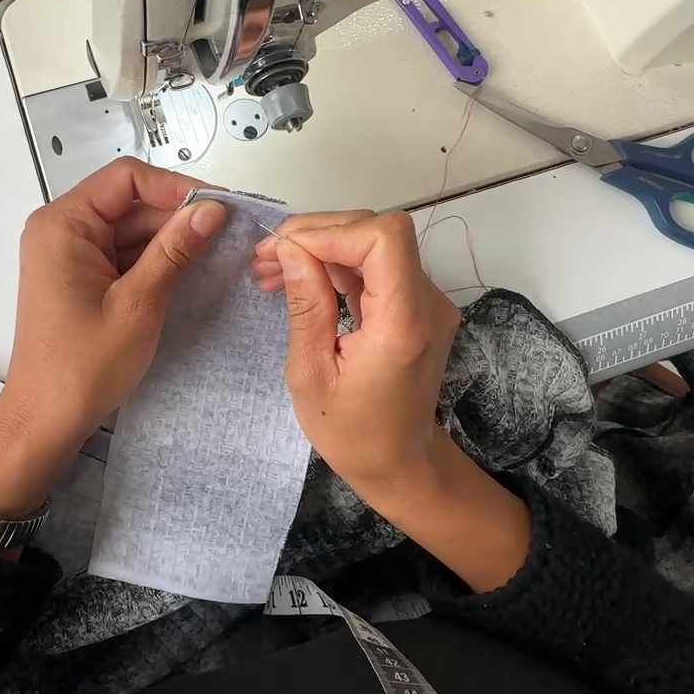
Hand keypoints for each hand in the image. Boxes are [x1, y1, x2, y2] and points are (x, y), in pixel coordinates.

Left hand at [0, 159, 226, 523]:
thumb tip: (212, 210)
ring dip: (170, 239)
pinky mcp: (82, 274)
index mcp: (62, 225)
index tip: (216, 208)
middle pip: (130, 200)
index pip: (126, 178)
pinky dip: (155, 258)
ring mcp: (71, 252)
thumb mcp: (137, 304)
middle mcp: (62, 229)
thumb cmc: (81, 367)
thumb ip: (175, 251)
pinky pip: (125, 251)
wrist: (46, 420)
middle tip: (226, 234)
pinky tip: (187, 271)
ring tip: (213, 255)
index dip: (175, 187)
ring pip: (132, 226)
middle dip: (176, 216)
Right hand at [252, 211, 461, 487]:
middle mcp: (427, 303)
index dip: (329, 232)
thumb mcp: (311, 374)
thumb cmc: (351, 432)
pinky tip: (300, 280)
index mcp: (402, 324)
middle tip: (266, 257)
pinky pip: (378, 265)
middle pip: (378, 231)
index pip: (383, 238)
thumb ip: (306, 305)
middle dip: (318, 234)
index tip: (283, 252)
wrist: (400, 462)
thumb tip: (289, 248)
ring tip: (273, 270)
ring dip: (322, 246)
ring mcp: (428, 301)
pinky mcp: (418, 304)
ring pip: (375, 242)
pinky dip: (337, 264)